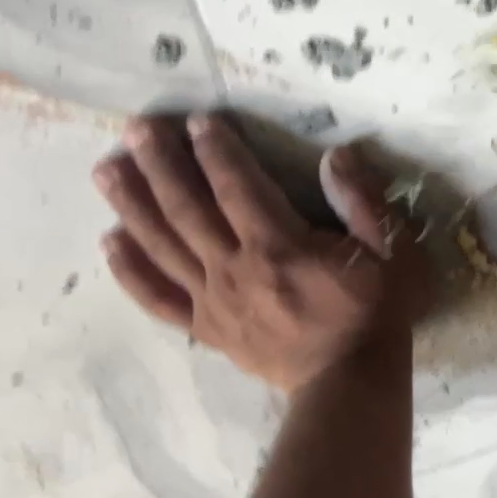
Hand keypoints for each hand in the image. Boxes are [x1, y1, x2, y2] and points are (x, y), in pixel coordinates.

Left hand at [92, 113, 427, 393]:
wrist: (349, 376)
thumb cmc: (376, 306)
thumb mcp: (390, 248)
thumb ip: (362, 201)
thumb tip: (337, 155)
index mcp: (281, 245)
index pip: (240, 188)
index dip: (218, 152)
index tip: (197, 121)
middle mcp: (235, 268)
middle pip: (188, 211)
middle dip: (162, 166)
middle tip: (134, 130)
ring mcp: (213, 300)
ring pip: (163, 246)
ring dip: (132, 205)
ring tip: (106, 171)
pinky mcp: (205, 327)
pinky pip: (158, 297)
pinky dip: (130, 270)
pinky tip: (110, 243)